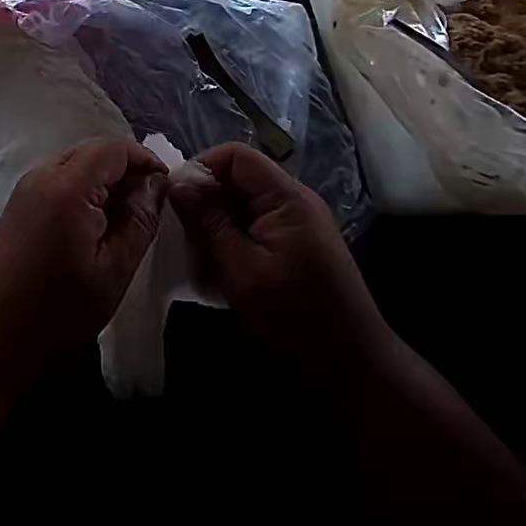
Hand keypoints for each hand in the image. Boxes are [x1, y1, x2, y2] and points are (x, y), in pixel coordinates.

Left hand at [0, 139, 167, 382]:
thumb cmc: (58, 309)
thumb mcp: (113, 269)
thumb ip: (139, 220)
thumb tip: (155, 183)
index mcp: (66, 187)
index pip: (113, 148)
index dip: (145, 160)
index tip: (167, 187)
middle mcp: (41, 176)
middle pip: (92, 151)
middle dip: (125, 169)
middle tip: (150, 204)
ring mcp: (25, 189)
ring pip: (74, 164)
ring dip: (104, 180)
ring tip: (127, 217)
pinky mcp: (18, 205)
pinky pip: (58, 180)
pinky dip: (83, 190)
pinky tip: (96, 224)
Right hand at [168, 142, 394, 377]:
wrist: (351, 370)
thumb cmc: (294, 318)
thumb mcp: (241, 269)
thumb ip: (208, 222)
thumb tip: (176, 184)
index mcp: (287, 198)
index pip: (236, 155)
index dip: (201, 167)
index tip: (174, 197)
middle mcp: (293, 203)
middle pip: (237, 178)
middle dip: (203, 198)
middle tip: (177, 229)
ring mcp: (294, 226)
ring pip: (240, 204)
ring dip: (212, 223)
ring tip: (192, 251)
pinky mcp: (291, 248)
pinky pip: (251, 227)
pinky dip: (228, 241)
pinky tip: (213, 268)